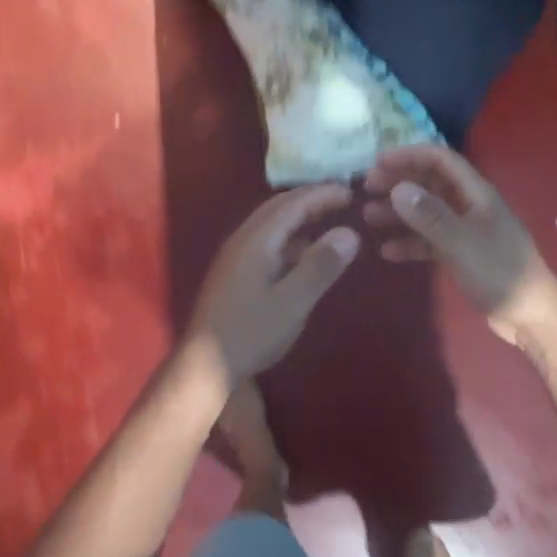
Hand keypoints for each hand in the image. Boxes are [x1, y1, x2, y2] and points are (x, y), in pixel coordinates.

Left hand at [186, 184, 359, 379]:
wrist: (205, 364)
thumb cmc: (251, 332)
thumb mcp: (293, 301)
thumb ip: (321, 266)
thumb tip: (350, 233)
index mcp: (256, 240)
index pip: (293, 204)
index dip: (322, 194)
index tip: (351, 192)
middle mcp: (242, 240)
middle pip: (278, 208)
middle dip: (310, 200)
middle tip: (342, 199)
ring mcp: (235, 257)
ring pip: (270, 225)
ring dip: (299, 219)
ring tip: (328, 224)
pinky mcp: (234, 274)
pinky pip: (266, 242)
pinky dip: (289, 239)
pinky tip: (303, 256)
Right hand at [364, 145, 556, 342]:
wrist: (529, 315)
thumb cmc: (500, 272)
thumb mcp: (461, 242)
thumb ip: (429, 215)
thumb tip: (397, 188)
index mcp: (476, 194)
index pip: (441, 160)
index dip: (409, 155)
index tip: (376, 163)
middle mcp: (470, 206)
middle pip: (430, 183)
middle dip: (398, 182)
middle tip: (366, 188)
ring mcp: (466, 231)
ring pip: (426, 213)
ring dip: (399, 212)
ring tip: (368, 217)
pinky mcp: (461, 255)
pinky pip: (430, 241)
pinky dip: (409, 243)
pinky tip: (388, 252)